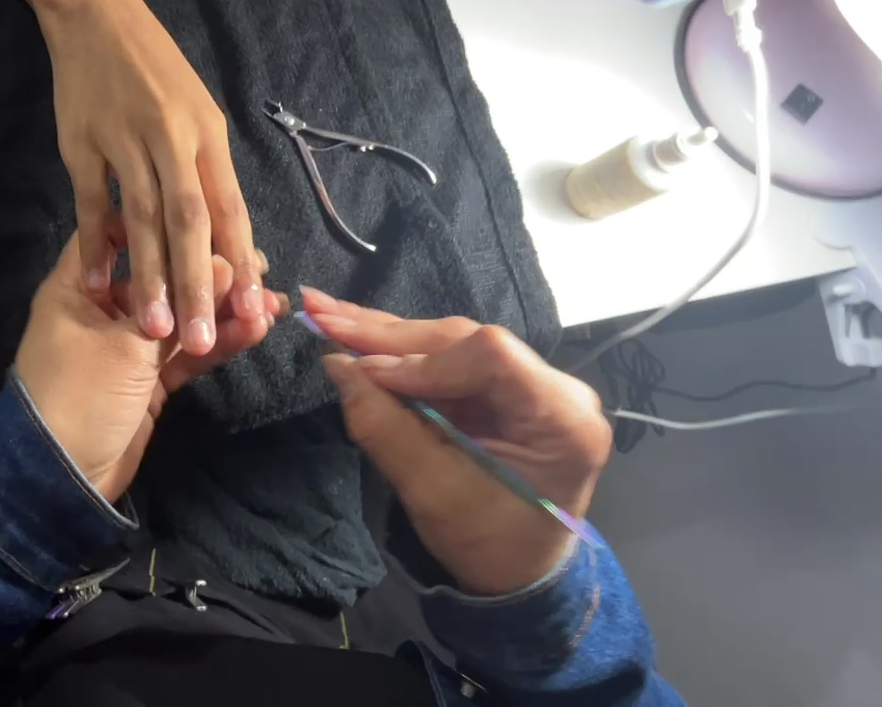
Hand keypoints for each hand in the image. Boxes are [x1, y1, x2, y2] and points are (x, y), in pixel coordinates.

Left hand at [17, 235, 283, 500]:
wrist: (61, 479)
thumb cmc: (80, 394)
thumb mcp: (127, 346)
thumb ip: (178, 305)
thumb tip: (227, 265)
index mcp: (78, 285)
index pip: (115, 234)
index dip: (155, 220)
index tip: (201, 213)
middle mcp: (102, 305)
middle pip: (158, 276)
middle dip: (205, 271)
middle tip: (256, 265)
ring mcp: (127, 342)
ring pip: (179, 314)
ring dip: (221, 309)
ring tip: (270, 299)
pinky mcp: (148, 376)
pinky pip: (185, 350)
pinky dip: (216, 342)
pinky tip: (256, 330)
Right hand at [39, 0, 262, 357]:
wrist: (98, 17)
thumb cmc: (156, 68)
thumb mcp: (197, 110)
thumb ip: (206, 168)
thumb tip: (221, 230)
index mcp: (208, 134)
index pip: (230, 208)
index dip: (241, 261)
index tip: (252, 312)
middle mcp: (173, 139)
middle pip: (190, 221)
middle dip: (197, 284)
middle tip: (203, 341)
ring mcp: (125, 141)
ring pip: (142, 219)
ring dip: (148, 276)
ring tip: (154, 329)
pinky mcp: (82, 144)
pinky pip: (91, 203)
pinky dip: (95, 245)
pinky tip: (96, 284)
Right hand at [303, 289, 611, 595]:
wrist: (516, 570)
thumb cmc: (487, 542)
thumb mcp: (432, 493)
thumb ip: (385, 427)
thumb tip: (336, 364)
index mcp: (561, 418)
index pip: (490, 356)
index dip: (421, 358)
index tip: (366, 371)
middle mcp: (550, 385)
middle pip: (459, 339)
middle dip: (384, 333)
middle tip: (320, 314)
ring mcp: (523, 377)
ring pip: (443, 338)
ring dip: (378, 331)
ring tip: (323, 311)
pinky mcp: (494, 380)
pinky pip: (438, 352)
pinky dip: (389, 344)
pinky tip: (350, 325)